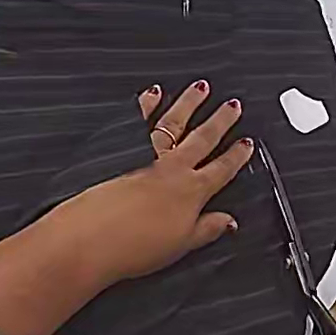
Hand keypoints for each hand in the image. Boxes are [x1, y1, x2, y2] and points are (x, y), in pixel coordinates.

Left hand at [40, 80, 254, 287]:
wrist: (89, 239)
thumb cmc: (132, 245)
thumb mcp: (181, 245)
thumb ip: (207, 229)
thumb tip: (228, 222)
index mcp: (191, 191)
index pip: (221, 169)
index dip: (236, 156)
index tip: (246, 144)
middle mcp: (172, 168)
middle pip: (203, 139)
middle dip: (221, 121)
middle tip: (232, 105)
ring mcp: (145, 155)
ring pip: (174, 123)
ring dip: (190, 104)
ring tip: (200, 89)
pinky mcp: (118, 150)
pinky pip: (137, 121)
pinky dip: (146, 105)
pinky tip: (153, 93)